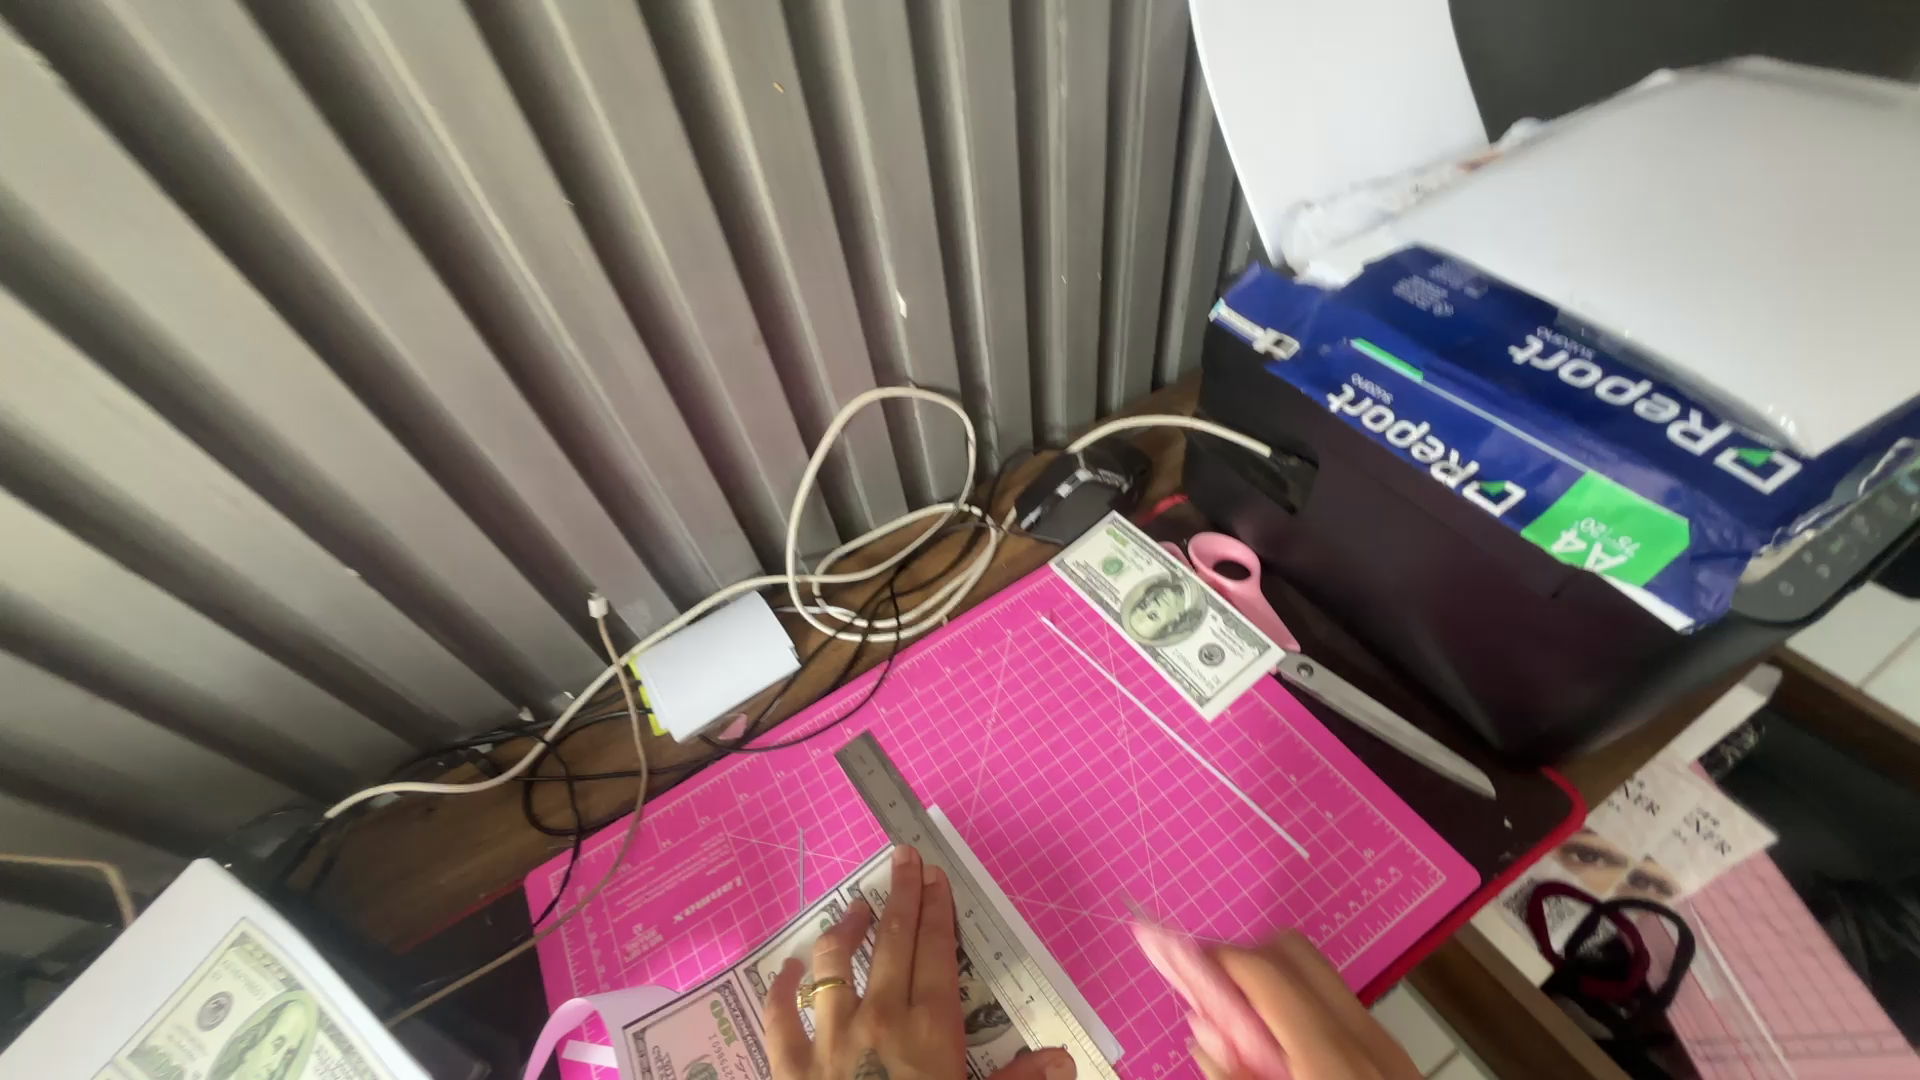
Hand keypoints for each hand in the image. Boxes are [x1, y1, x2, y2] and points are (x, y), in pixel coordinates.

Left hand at [764, 845, 1075, 1079]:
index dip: (936, 907)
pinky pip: (779, 1020)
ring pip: (835, 964)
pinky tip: (788, 967)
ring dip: (845, 929)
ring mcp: (830, 1042)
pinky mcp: (791, 1069)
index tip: (935, 873)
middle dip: (901, 895)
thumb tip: (1064, 1060)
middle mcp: (879, 1020)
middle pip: (893, 942)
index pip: (935, 949)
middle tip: (904, 857)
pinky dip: (781, 989)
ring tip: (856, 909)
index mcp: (929, 1029)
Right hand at [1193, 933, 1420, 1079]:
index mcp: (1330, 1059)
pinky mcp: (1398, 1064)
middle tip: (1216, 995)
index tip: (1184, 969)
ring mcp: (1388, 1049)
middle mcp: (1364, 1038)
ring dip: (1273, 982)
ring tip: (1246, 1026)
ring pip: (1318, 976)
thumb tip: (1203, 1032)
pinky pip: (1338, 1007)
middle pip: (1294, 952)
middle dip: (1246, 960)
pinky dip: (1300, 1007)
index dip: (1217, 959)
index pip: (1264, 971)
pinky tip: (1286, 1053)